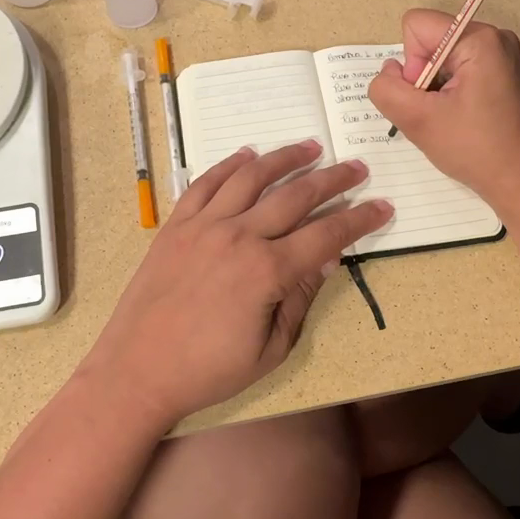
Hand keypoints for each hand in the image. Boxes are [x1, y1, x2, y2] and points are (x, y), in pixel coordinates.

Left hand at [77, 140, 391, 426]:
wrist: (137, 371)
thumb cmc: (208, 371)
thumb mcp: (270, 349)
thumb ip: (300, 299)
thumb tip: (326, 259)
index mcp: (266, 272)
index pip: (326, 235)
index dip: (359, 219)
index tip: (382, 205)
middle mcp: (237, 237)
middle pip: (295, 196)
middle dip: (332, 179)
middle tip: (356, 166)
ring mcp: (202, 226)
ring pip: (251, 178)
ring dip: (284, 158)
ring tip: (310, 147)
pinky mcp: (175, 226)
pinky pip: (204, 184)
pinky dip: (229, 165)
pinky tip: (248, 156)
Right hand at [368, 8, 519, 210]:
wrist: (518, 181)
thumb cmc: (473, 149)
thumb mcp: (416, 119)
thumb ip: (386, 88)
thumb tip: (389, 71)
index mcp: (479, 38)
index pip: (416, 26)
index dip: (411, 64)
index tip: (430, 96)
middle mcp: (493, 37)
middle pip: (428, 40)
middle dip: (422, 77)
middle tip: (439, 111)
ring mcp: (499, 54)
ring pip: (438, 57)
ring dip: (433, 88)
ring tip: (450, 116)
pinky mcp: (499, 72)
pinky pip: (455, 68)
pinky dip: (447, 91)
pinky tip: (459, 116)